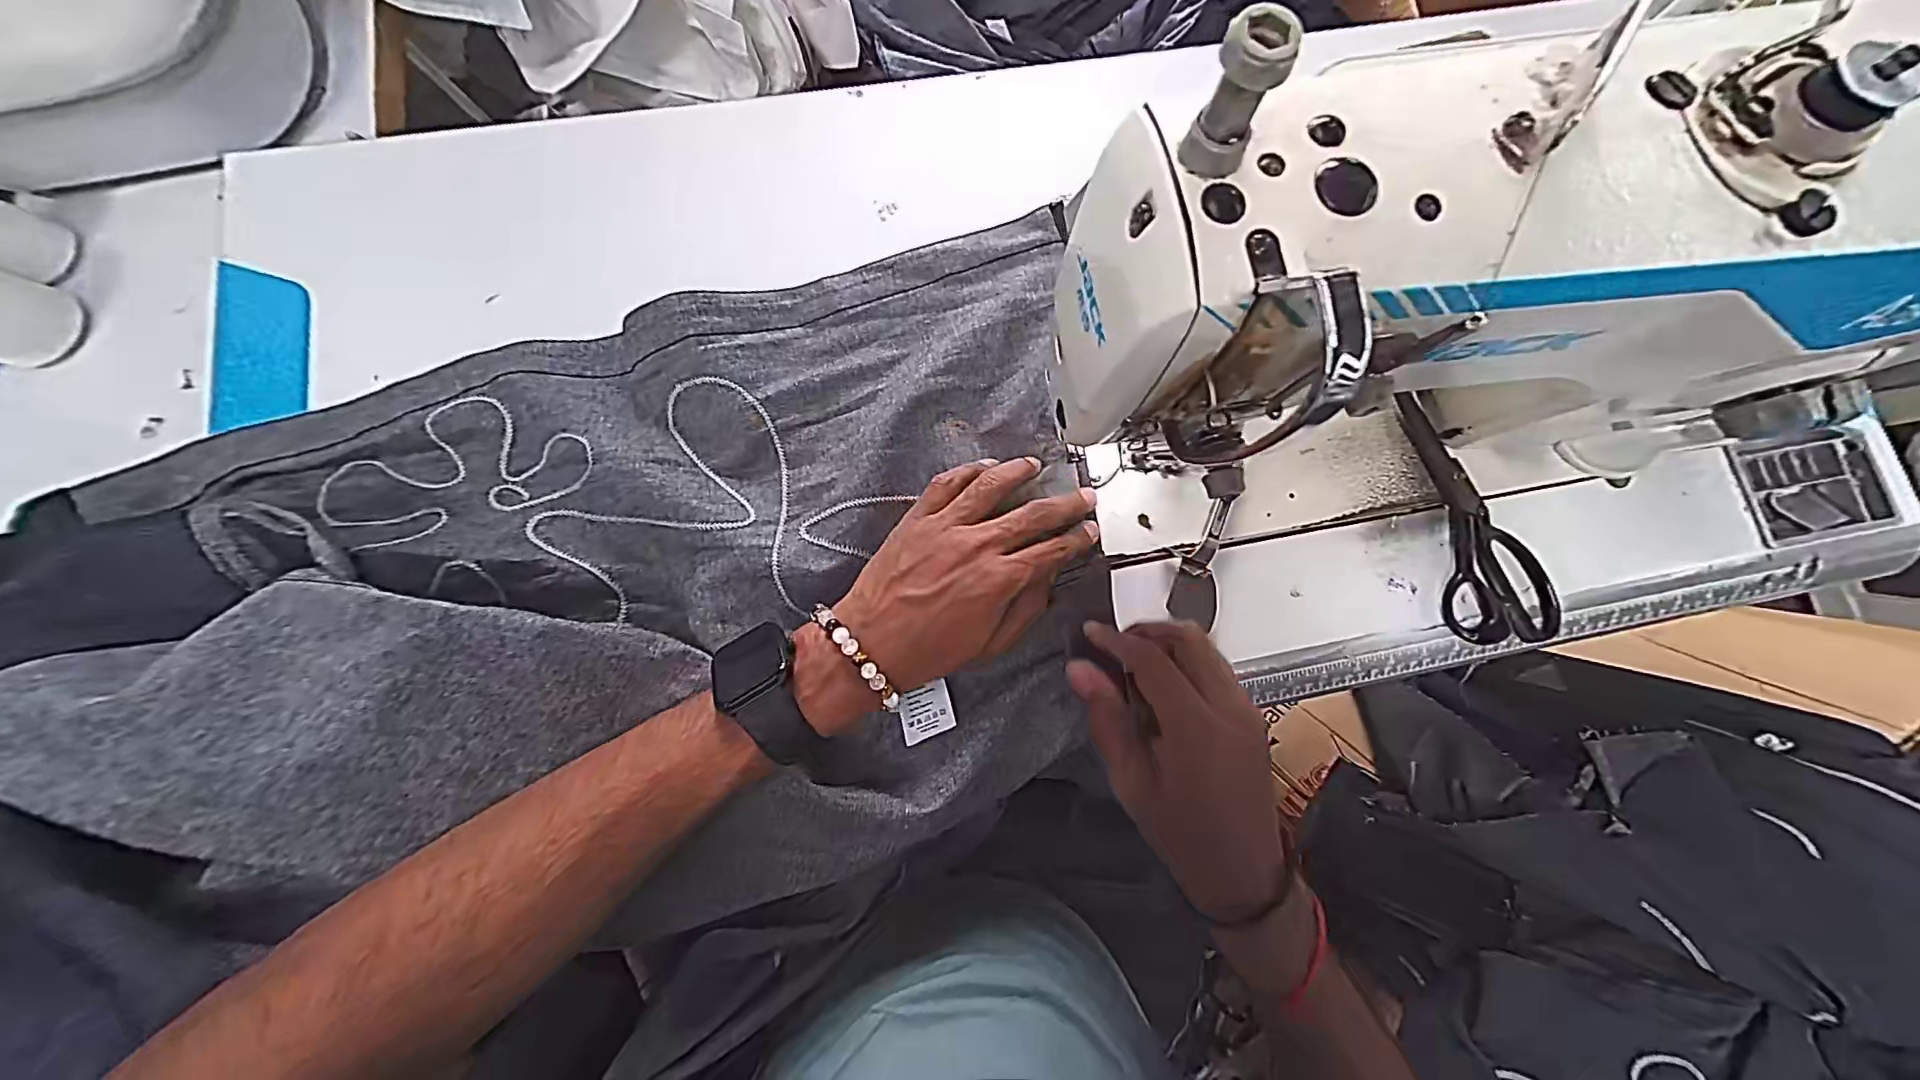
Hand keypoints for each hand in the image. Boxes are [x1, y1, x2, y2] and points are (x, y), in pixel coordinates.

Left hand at [793, 457, 1097, 734]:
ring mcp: (944, 528)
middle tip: (1080, 497)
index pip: (1051, 549)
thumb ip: (1025, 609)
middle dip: (1065, 503)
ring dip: (1018, 472)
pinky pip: (947, 485)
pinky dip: (968, 471)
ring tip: (1034, 466)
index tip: (1087, 532)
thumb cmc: (927, 649)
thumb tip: (1047, 582)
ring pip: (991, 486)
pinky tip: (983, 468)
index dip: (1076, 538)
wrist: (873, 644)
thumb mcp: (990, 643)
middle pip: (1033, 513)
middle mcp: (975, 547)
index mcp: (998, 580)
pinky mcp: (918, 520)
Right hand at [1068, 621, 1287, 921]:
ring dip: (1170, 643)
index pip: (1153, 659)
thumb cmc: (1182, 834)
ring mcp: (1248, 709)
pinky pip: (1219, 669)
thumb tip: (1080, 670)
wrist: (1245, 873)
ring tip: (1135, 662)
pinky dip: (1190, 661)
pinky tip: (1166, 684)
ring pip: (1208, 649)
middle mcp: (1229, 708)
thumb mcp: (1131, 781)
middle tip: (1115, 644)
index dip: (1117, 639)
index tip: (1091, 632)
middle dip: (1148, 631)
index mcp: (1195, 727)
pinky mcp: (1255, 716)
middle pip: (1188, 639)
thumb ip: (1107, 718)